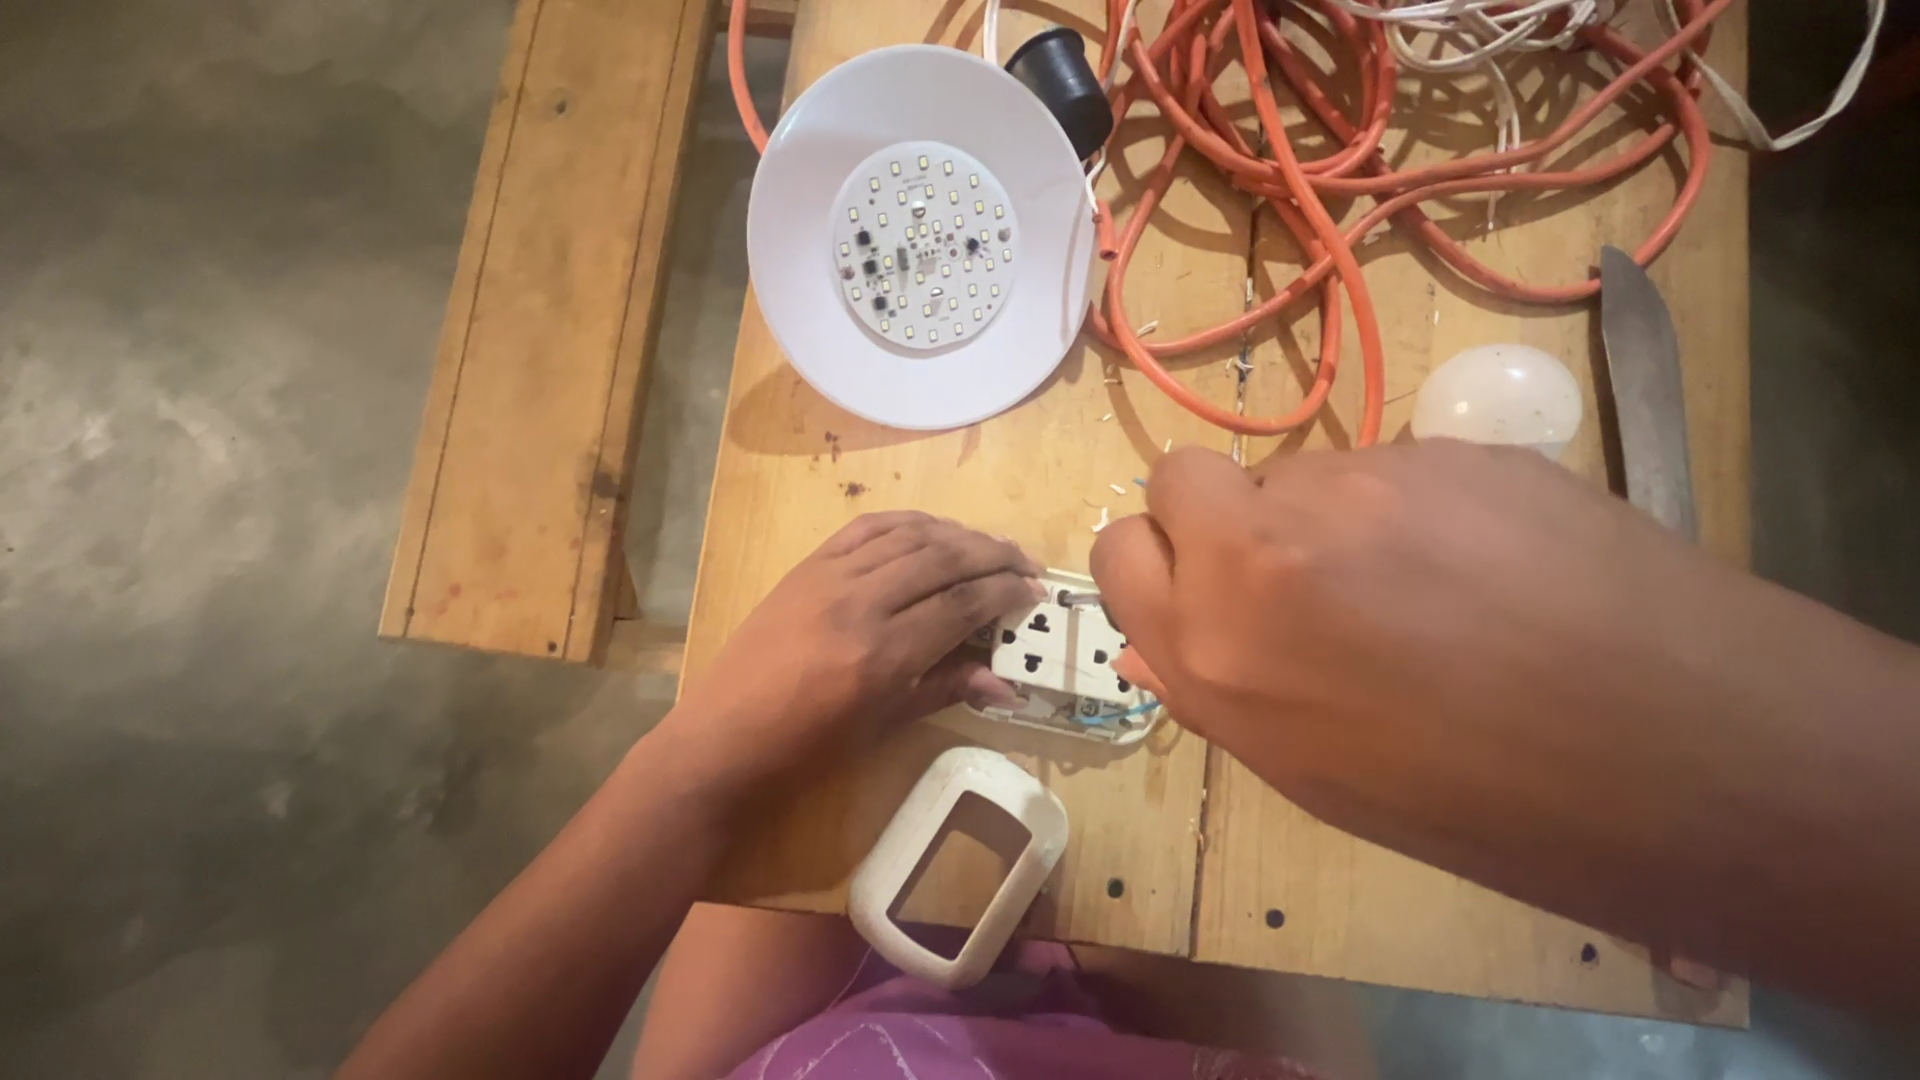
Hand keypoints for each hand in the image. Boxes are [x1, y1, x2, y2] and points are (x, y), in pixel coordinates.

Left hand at [663, 512, 1041, 794]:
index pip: (961, 605)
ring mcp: (830, 576)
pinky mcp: (808, 564)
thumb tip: (1009, 684)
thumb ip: (947, 688)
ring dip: (959, 533)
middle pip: (944, 559)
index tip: (1035, 592)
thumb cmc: (807, 746)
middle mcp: (860, 602)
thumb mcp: (884, 724)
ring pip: (910, 535)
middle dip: (995, 555)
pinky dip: (910, 521)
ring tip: (991, 544)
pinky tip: (935, 528)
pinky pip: (869, 526)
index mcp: (881, 654)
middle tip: (1027, 562)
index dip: (1005, 593)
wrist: (725, 735)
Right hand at [1087, 439, 1919, 997]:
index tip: (1197, 580)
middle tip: (1288, 565)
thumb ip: (1211, 682)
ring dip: (1322, 513)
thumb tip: (1154, 643)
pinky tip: (1478, 558)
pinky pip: (1383, 463)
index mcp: (1208, 650)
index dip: (1155, 559)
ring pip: (1290, 471)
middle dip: (1215, 511)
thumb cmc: (1458, 796)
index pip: (1116, 549)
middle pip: (1180, 476)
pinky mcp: (1439, 450)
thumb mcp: (1302, 766)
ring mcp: (1350, 489)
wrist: (1674, 754)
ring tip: (1413, 579)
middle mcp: (1254, 554)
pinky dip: (1406, 502)